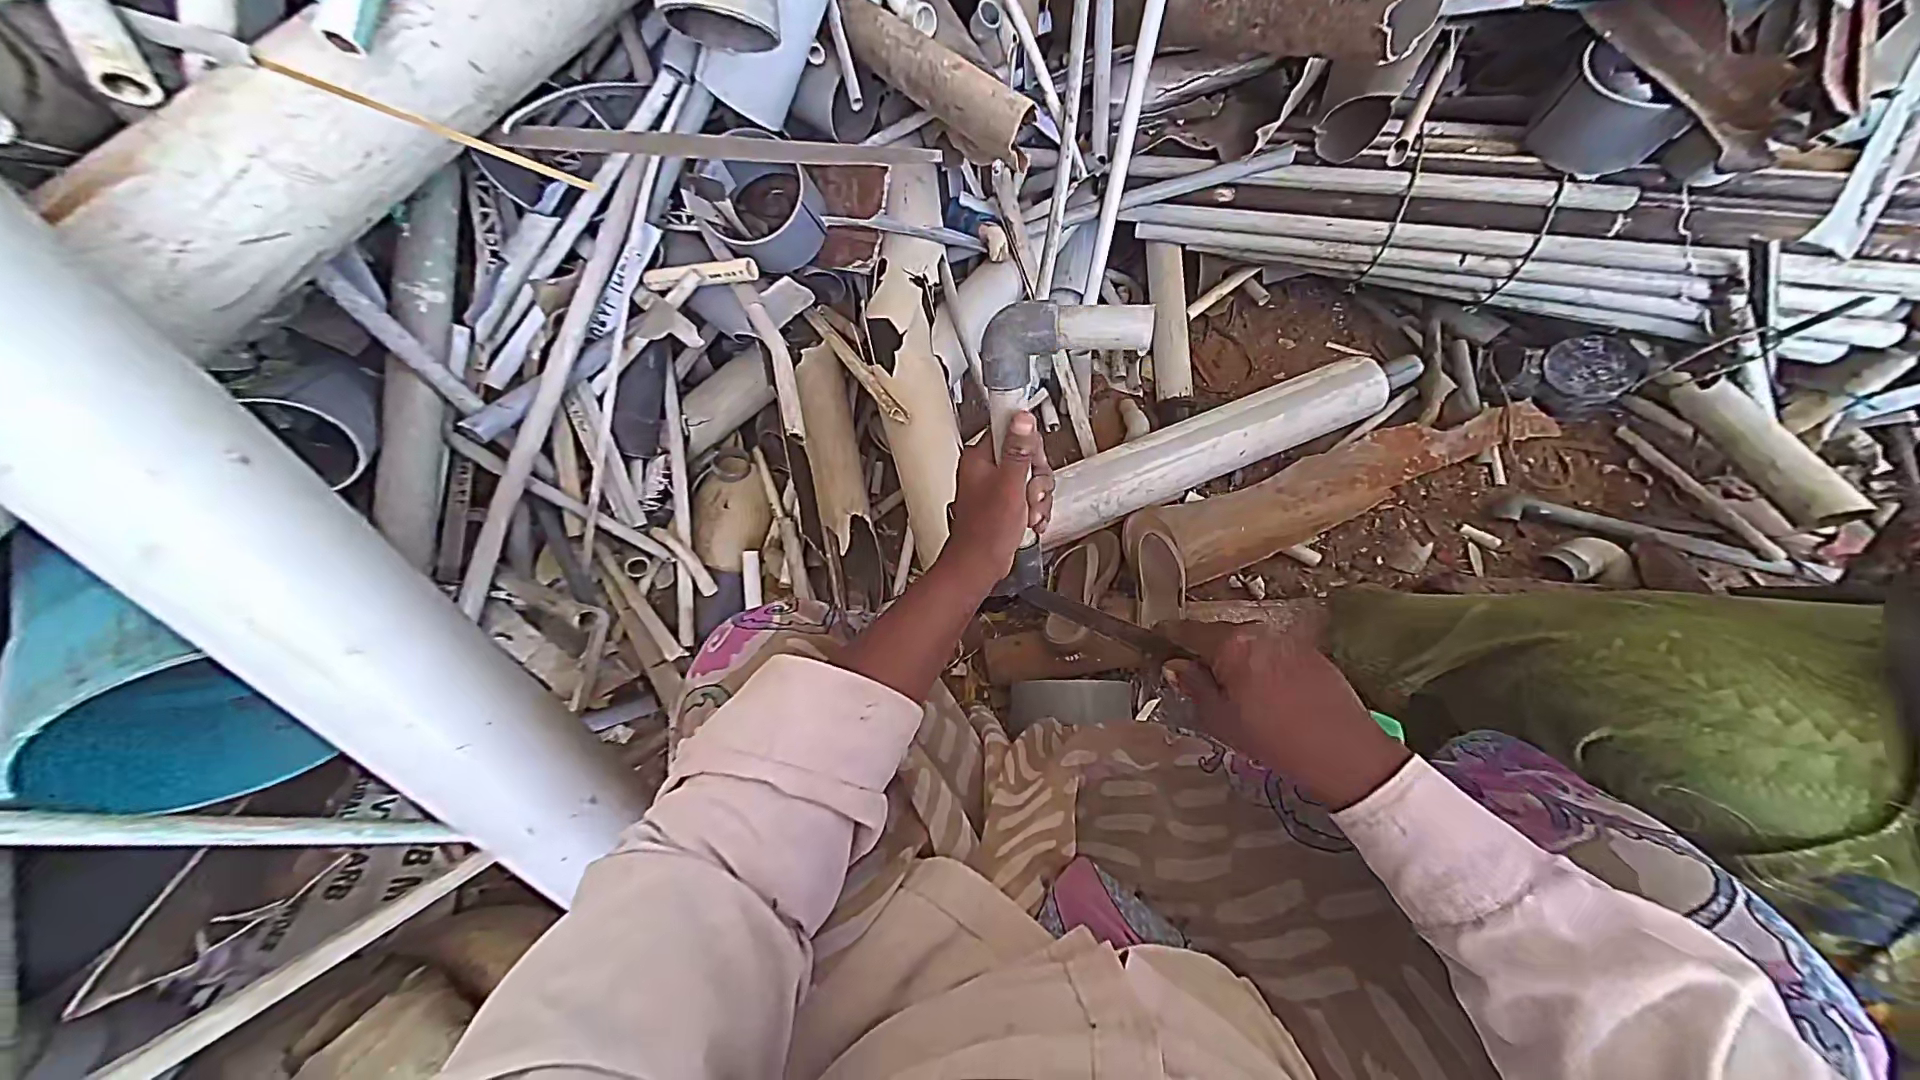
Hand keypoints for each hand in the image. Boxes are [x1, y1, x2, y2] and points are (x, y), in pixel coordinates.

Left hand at [942, 410, 1053, 587]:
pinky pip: (1029, 496)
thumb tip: (1022, 419)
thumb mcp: (1009, 484)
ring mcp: (995, 487)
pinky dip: (1034, 509)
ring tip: (1028, 512)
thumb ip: (1018, 450)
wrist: (979, 564)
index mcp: (979, 457)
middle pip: (1026, 455)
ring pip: (1031, 478)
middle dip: (1036, 478)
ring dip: (1037, 497)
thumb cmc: (985, 530)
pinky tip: (1030, 520)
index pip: (1010, 430)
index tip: (1033, 460)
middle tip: (1030, 493)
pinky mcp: (1004, 503)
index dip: (1028, 445)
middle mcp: (985, 469)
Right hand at [1159, 620, 1409, 809]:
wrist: (1346, 754)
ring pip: (1245, 642)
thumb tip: (1176, 666)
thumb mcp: (1220, 719)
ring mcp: (1287, 638)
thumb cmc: (1274, 740)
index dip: (1166, 638)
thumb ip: (1193, 686)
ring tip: (1232, 691)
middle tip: (1195, 680)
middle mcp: (1258, 631)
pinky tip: (1265, 693)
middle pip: (1216, 634)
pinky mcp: (1310, 651)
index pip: (1185, 630)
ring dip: (1232, 658)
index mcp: (1230, 644)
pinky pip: (1271, 650)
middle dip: (1202, 651)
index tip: (1156, 648)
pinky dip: (1259, 664)